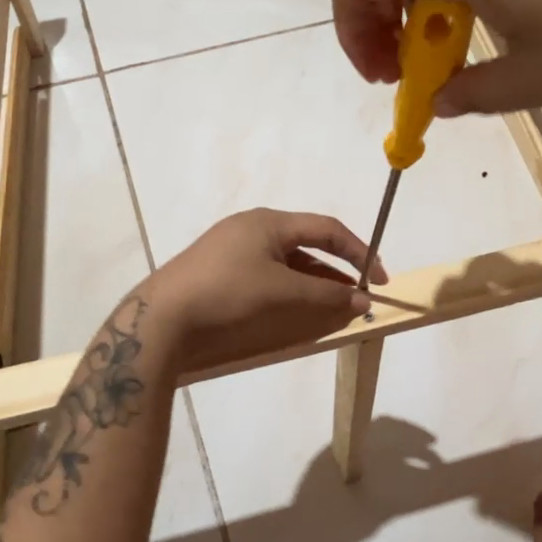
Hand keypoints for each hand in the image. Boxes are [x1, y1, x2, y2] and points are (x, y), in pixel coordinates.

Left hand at [140, 209, 387, 372]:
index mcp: (268, 222)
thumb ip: (328, 297)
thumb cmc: (228, 295)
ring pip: (286, 263)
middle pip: (306, 244)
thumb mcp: (284, 295)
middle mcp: (250, 228)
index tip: (380, 280)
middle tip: (357, 296)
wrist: (161, 319)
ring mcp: (231, 250)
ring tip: (331, 309)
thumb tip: (363, 301)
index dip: (359, 252)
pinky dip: (288, 291)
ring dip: (312, 284)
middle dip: (337, 271)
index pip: (327, 229)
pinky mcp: (218, 274)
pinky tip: (295, 312)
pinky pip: (266, 276)